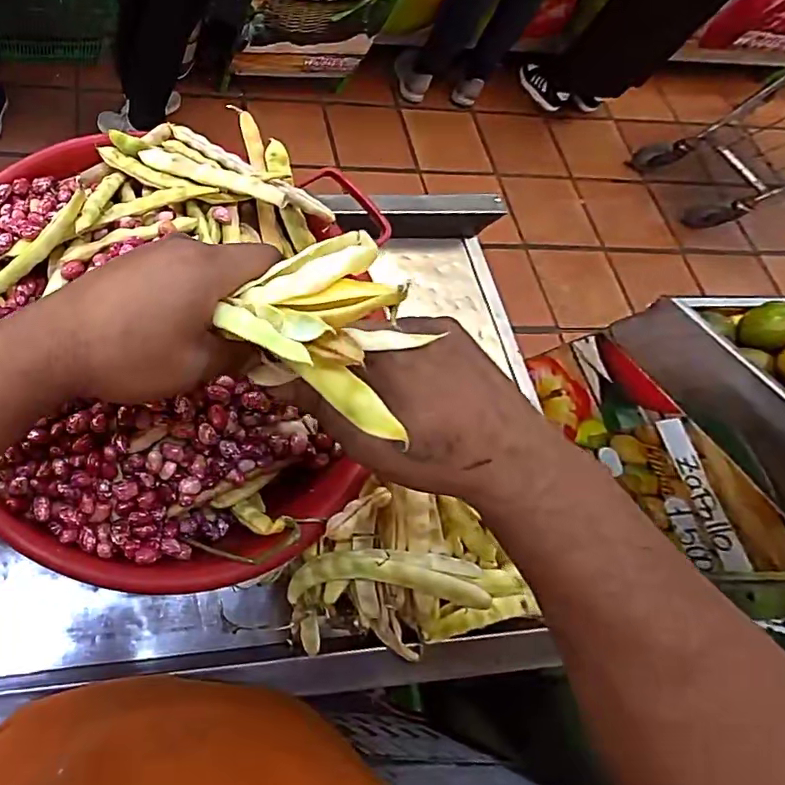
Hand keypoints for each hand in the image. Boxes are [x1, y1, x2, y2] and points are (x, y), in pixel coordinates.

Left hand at [19, 235, 277, 403]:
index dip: (282, 287)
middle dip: (243, 297)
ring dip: (208, 297)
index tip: (274, 321)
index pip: (269, 257)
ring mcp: (152, 250)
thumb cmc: (130, 356)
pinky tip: (156, 325)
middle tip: (233, 338)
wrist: (53, 343)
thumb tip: (258, 344)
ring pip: (201, 268)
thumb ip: (238, 353)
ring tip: (190, 336)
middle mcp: (184, 247)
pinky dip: (179, 293)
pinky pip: (171, 271)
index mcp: (211, 267)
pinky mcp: (127, 261)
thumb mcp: (194, 367)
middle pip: (234, 263)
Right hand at [286, 318, 574, 509]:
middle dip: (336, 357)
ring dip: (369, 354)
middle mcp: (398, 329)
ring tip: (386, 391)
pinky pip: (407, 333)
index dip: (301, 355)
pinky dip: (399, 350)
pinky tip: (414, 381)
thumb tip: (271, 377)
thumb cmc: (431, 457)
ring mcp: (428, 325)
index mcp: (374, 356)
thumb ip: (317, 401)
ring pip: (377, 333)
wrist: (513, 458)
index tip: (294, 377)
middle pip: (345, 332)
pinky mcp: (451, 329)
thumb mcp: (364, 441)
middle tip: (346, 393)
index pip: (316, 338)